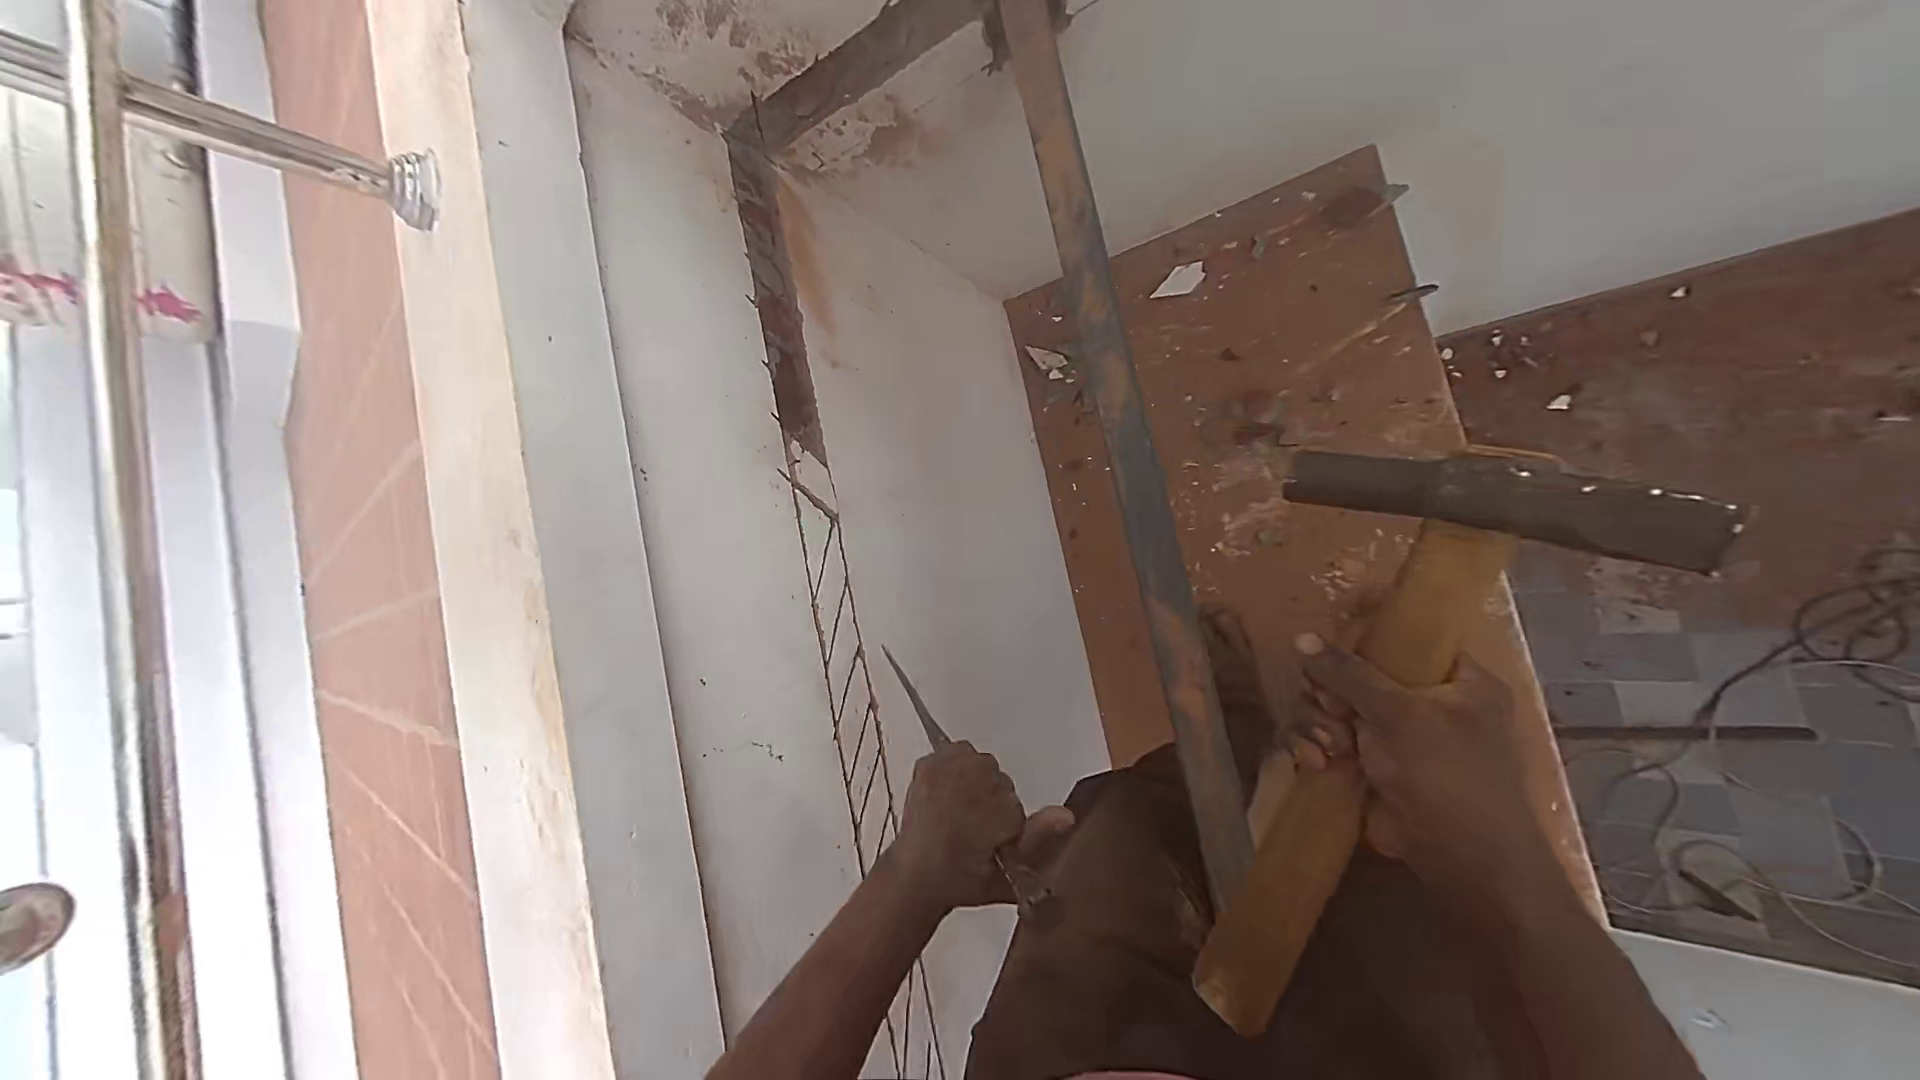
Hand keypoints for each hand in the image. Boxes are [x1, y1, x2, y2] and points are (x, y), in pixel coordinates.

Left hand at [891, 742, 1074, 911]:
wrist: (913, 874)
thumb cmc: (956, 879)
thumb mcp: (1005, 876)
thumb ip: (1038, 840)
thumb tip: (1066, 815)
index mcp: (986, 814)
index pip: (1015, 806)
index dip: (1010, 827)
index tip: (995, 842)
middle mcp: (966, 786)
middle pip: (1001, 781)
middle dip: (995, 802)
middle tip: (975, 828)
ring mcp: (945, 771)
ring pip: (982, 764)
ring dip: (977, 783)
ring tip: (961, 811)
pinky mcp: (929, 763)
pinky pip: (957, 751)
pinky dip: (957, 767)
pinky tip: (950, 792)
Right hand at [1292, 634, 1559, 912]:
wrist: (1464, 864)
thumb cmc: (1449, 778)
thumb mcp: (1400, 715)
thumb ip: (1348, 673)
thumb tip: (1300, 638)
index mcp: (1454, 678)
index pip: (1399, 638)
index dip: (1361, 644)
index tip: (1339, 662)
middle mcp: (1421, 699)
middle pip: (1350, 671)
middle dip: (1330, 694)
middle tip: (1333, 713)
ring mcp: (1389, 732)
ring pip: (1329, 704)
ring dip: (1317, 724)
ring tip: (1327, 748)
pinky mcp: (1365, 761)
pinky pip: (1322, 736)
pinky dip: (1313, 746)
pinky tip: (1316, 763)